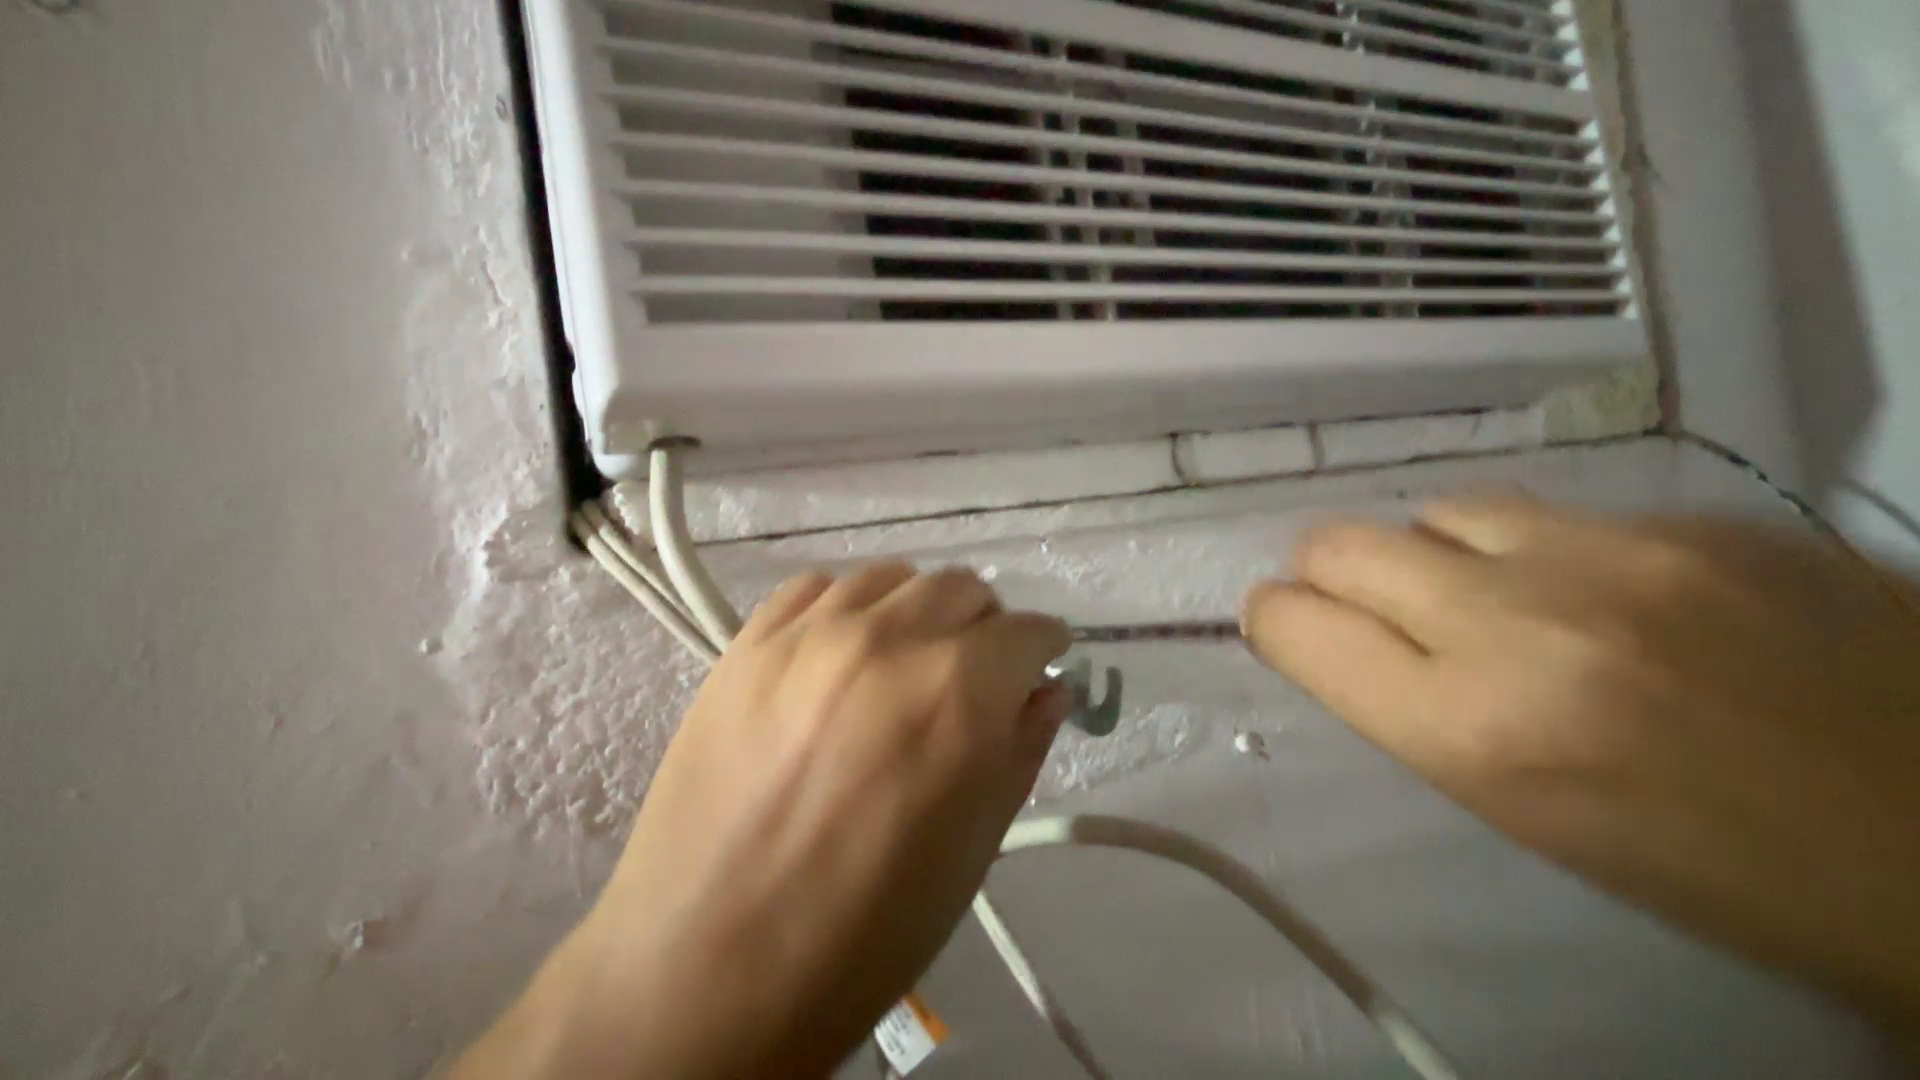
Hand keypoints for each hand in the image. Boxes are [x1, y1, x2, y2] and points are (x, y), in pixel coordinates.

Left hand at [453, 564, 1071, 1079]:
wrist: (706, 965)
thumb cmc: (863, 928)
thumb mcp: (973, 847)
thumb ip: (1020, 749)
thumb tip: (1044, 690)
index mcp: (956, 692)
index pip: (1027, 632)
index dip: (1043, 653)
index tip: (1039, 674)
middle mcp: (885, 639)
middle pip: (961, 588)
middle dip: (984, 628)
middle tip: (975, 677)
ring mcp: (806, 634)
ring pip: (889, 578)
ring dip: (916, 610)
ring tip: (905, 663)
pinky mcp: (744, 644)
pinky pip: (814, 589)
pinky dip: (845, 608)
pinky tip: (839, 654)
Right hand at [1241, 498, 1919, 1032]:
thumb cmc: (1714, 869)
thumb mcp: (1528, 813)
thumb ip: (1419, 709)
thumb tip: (1348, 636)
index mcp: (1471, 730)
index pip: (1296, 626)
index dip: (1276, 620)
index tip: (1290, 627)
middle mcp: (1519, 622)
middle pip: (1342, 543)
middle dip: (1328, 573)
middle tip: (1363, 606)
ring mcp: (1614, 554)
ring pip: (1439, 511)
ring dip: (1432, 552)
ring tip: (1483, 592)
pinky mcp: (1696, 519)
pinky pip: (1553, 513)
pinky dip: (1536, 548)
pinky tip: (1598, 590)